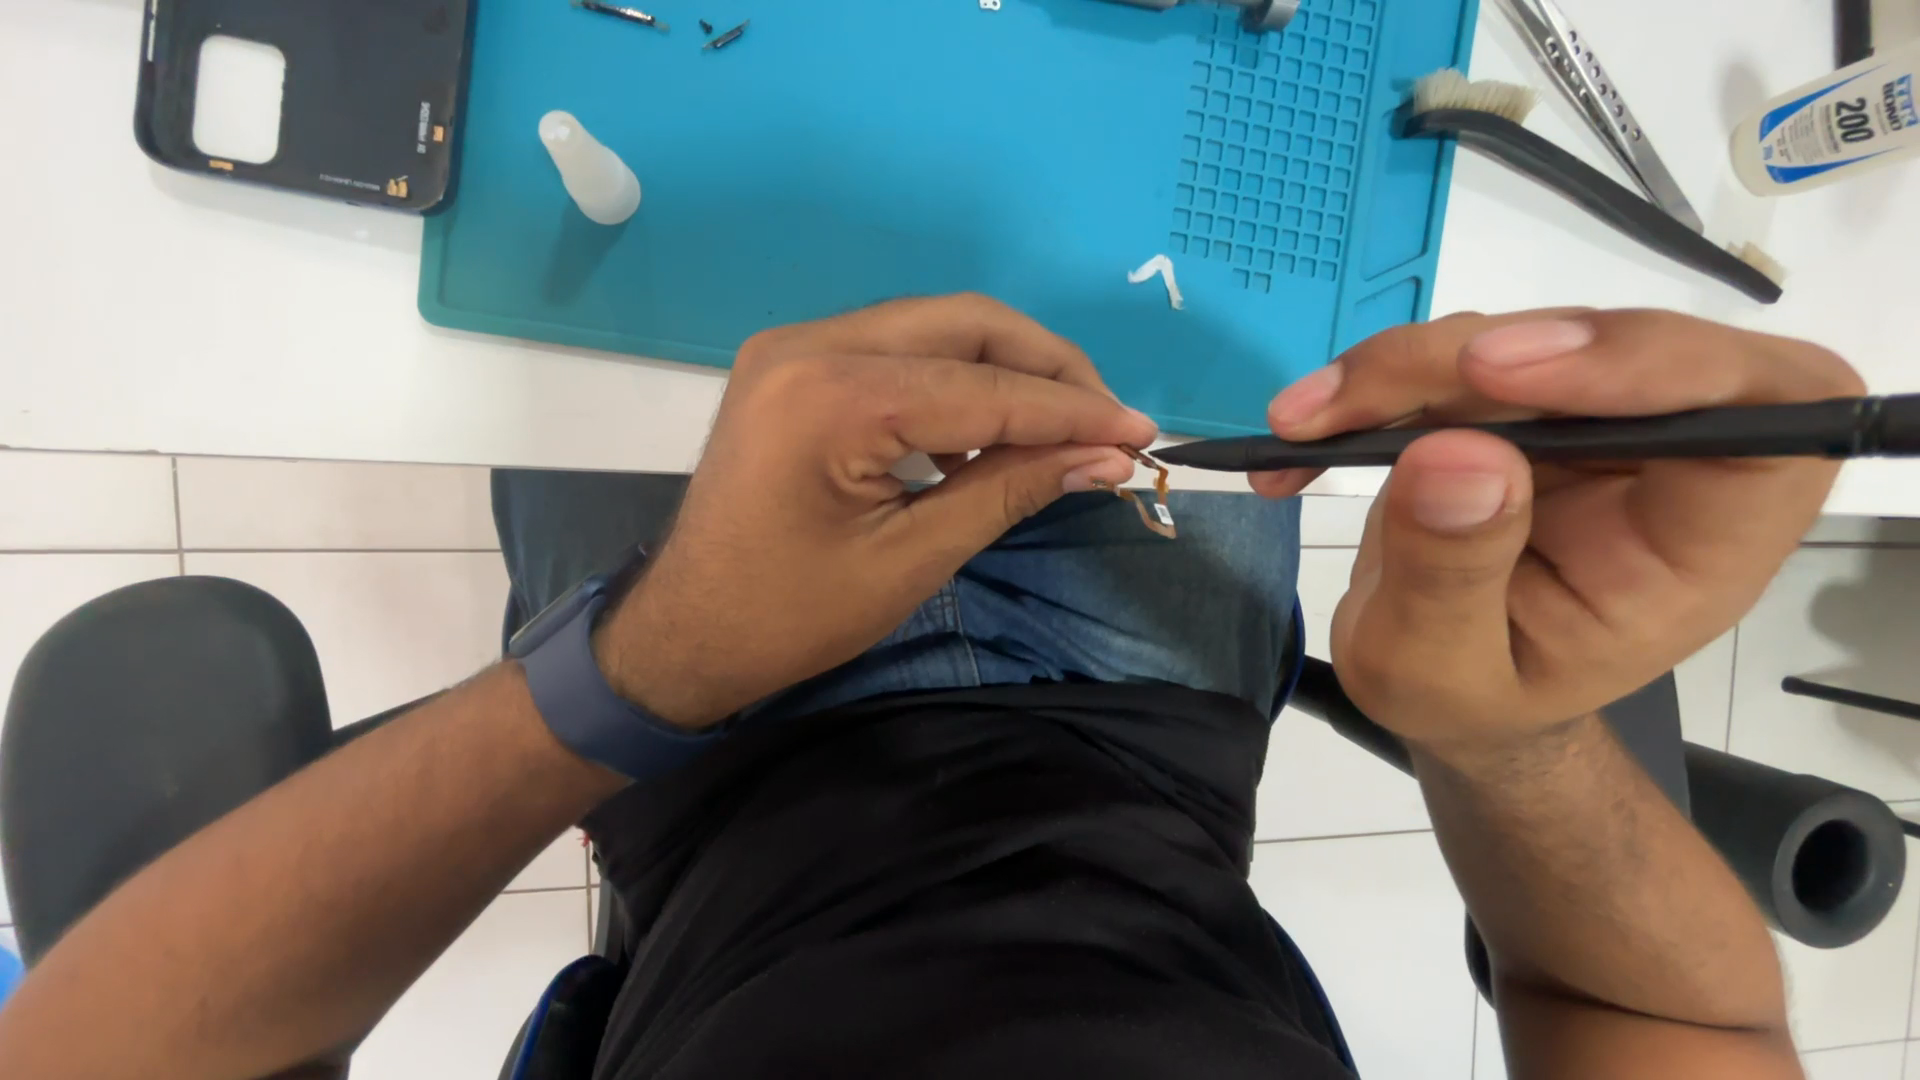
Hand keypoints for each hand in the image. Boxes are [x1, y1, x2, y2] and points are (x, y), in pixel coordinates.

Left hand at [595, 294, 1156, 727]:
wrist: (686, 632)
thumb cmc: (792, 617)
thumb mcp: (913, 560)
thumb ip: (1011, 490)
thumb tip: (1105, 457)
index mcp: (833, 397)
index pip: (986, 388)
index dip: (1074, 411)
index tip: (1142, 434)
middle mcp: (810, 344)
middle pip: (965, 324)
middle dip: (1048, 369)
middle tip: (1105, 422)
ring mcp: (795, 346)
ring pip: (934, 328)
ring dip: (1006, 370)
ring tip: (1060, 429)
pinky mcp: (794, 365)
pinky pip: (898, 352)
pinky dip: (955, 382)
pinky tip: (987, 434)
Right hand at [1254, 311, 1862, 755]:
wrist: (1438, 687)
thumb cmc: (1465, 703)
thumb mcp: (1437, 668)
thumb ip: (1451, 575)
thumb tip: (1454, 453)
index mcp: (1692, 544)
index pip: (1760, 411)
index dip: (1647, 364)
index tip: (1495, 373)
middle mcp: (1650, 465)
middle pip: (1594, 352)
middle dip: (1452, 364)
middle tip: (1333, 408)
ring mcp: (1571, 433)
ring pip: (1499, 345)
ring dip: (1386, 376)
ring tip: (1293, 431)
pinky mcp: (1499, 418)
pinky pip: (1435, 372)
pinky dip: (1356, 398)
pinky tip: (1295, 448)